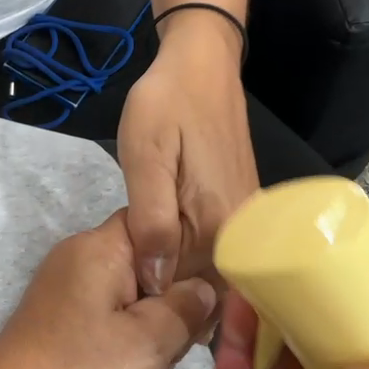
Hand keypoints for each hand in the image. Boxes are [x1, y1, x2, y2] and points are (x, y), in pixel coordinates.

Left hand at [0, 211, 220, 368]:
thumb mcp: (149, 343)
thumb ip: (187, 308)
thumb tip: (206, 286)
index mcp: (100, 246)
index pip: (159, 223)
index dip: (194, 252)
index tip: (213, 292)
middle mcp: (81, 252)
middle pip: (150, 259)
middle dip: (173, 297)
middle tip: (185, 338)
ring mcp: (69, 280)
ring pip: (134, 288)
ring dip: (153, 321)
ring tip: (155, 358)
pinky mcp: (64, 308)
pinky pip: (112, 307)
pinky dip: (129, 331)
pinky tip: (133, 363)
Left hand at [119, 14, 256, 295]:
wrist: (201, 64)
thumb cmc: (165, 106)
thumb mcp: (144, 159)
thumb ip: (151, 222)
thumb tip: (157, 282)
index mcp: (216, 224)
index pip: (188, 290)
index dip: (155, 301)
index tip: (123, 304)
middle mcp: (242, 231)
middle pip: (204, 284)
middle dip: (169, 296)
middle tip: (127, 294)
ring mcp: (246, 219)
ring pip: (212, 269)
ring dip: (180, 279)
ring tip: (142, 276)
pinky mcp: (242, 206)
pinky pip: (219, 249)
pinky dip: (193, 259)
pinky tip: (166, 253)